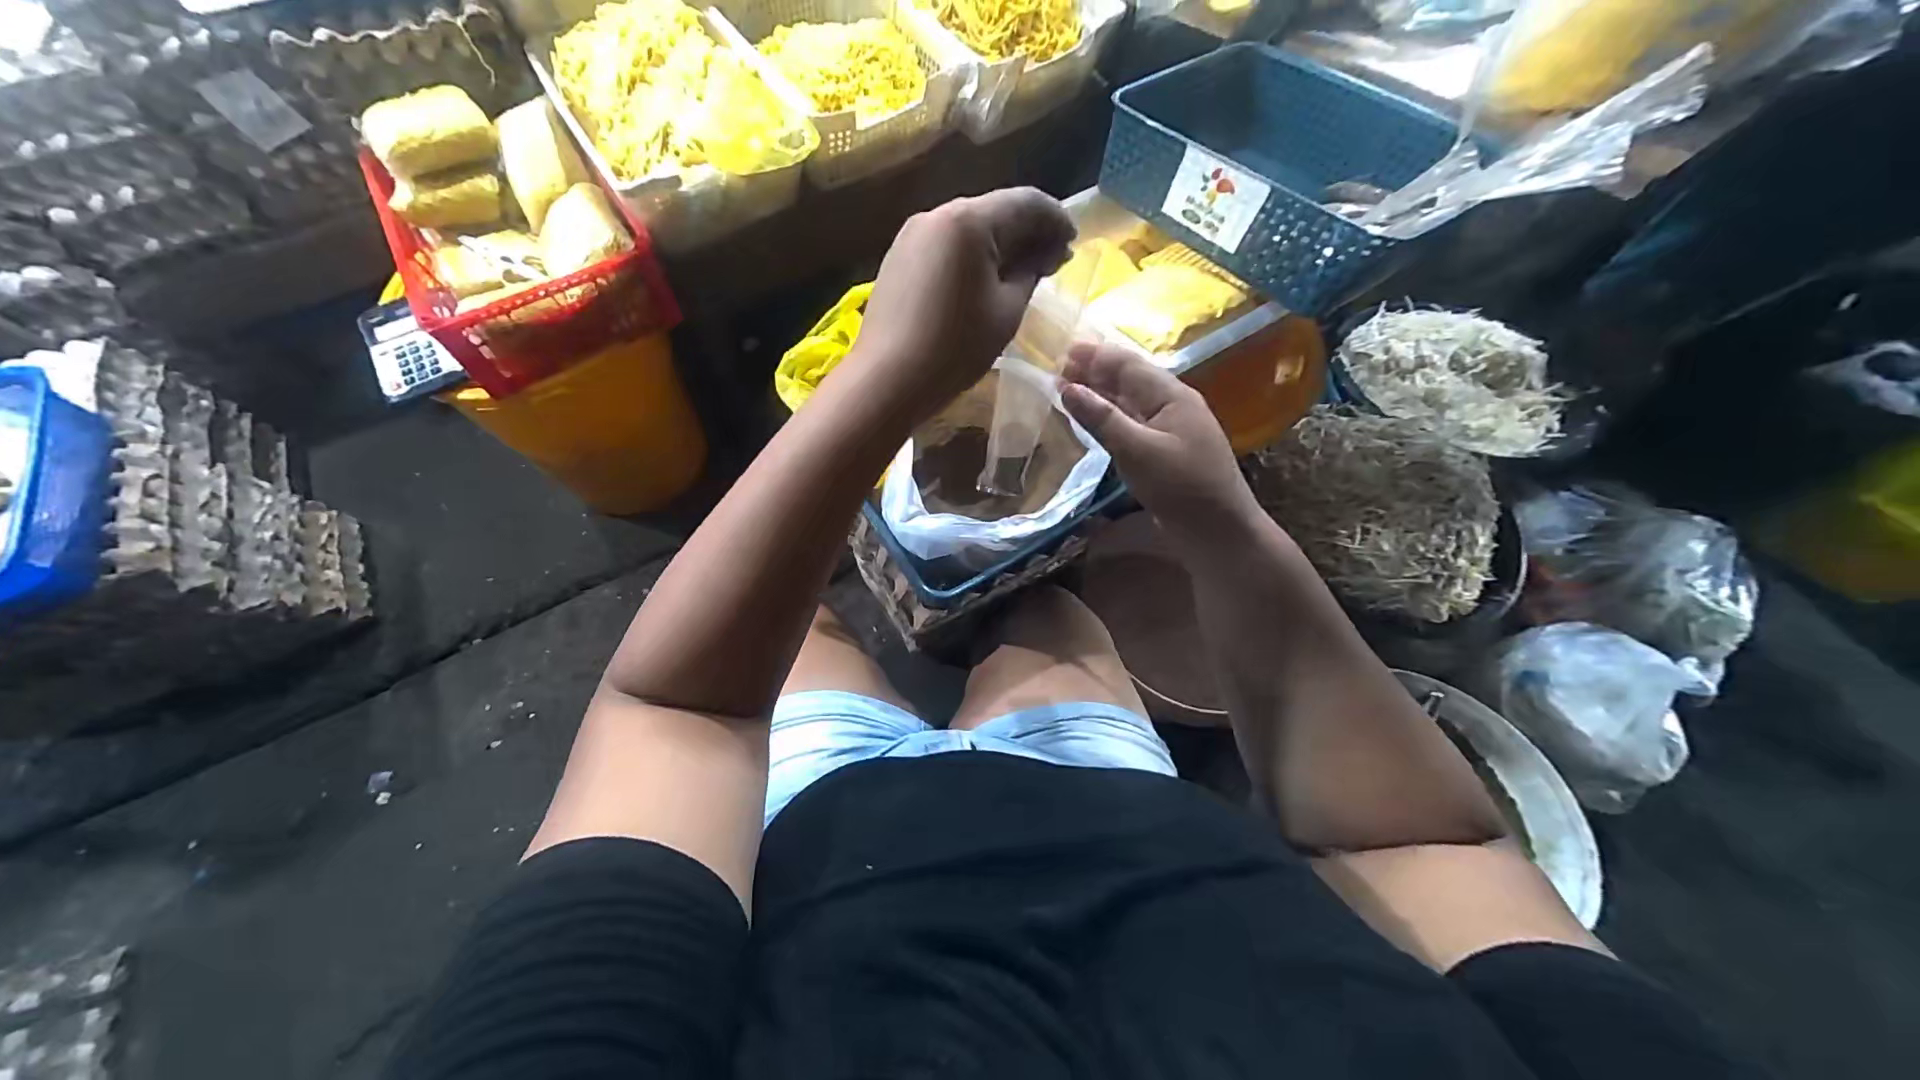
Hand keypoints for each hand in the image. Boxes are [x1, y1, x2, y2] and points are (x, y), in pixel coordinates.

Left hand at [841, 188, 1074, 422]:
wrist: (886, 381)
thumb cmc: (954, 349)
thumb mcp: (1006, 311)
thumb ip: (1029, 271)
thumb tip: (1045, 252)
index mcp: (968, 221)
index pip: (1026, 203)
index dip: (1056, 221)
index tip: (1073, 245)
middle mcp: (937, 215)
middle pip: (994, 211)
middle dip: (1027, 232)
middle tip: (1051, 262)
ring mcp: (911, 236)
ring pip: (968, 228)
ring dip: (998, 244)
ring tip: (1019, 274)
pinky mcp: (897, 259)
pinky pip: (944, 246)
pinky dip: (970, 257)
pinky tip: (981, 282)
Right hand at [1060, 343, 1256, 529]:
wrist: (1218, 531)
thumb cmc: (1180, 487)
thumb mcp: (1137, 451)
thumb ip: (1102, 418)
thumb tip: (1068, 388)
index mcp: (1172, 396)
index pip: (1128, 365)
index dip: (1095, 355)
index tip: (1061, 351)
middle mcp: (1172, 405)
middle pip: (1129, 379)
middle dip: (1095, 371)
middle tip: (1058, 369)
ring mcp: (1170, 429)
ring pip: (1130, 402)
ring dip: (1100, 393)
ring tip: (1068, 389)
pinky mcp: (1165, 452)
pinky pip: (1133, 423)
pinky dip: (1110, 417)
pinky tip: (1093, 420)